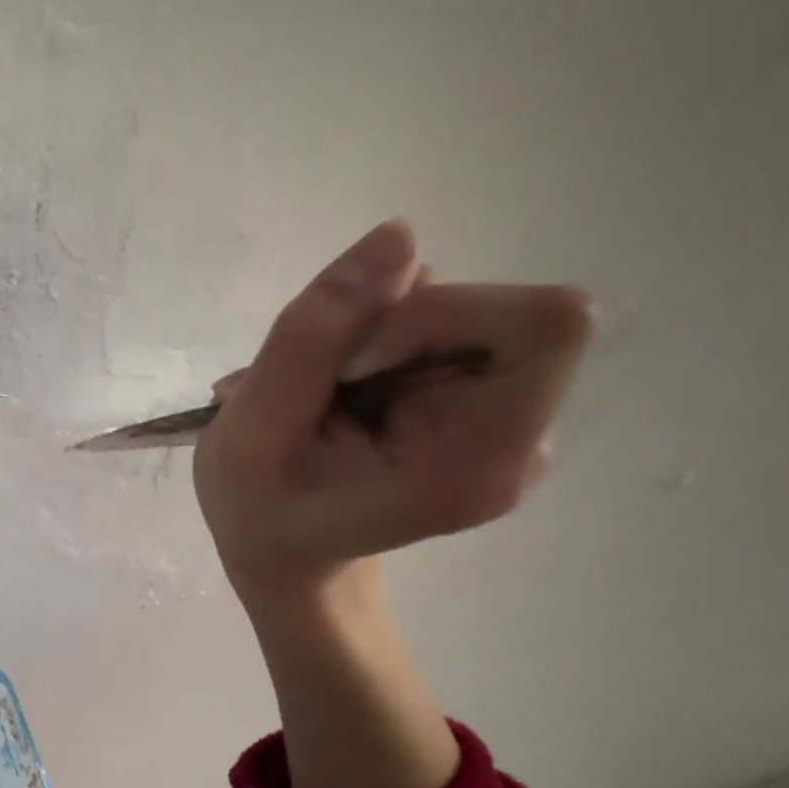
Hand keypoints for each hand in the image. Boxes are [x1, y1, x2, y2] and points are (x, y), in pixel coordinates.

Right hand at [194, 219, 592, 603]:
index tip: (353, 362)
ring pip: (459, 315)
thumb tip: (398, 233)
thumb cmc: (258, 511)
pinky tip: (338, 397)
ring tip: (317, 400)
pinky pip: (445, 331)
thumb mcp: (251, 430)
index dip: (442, 313)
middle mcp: (524, 439)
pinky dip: (382, 348)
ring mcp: (511, 423)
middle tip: (318, 386)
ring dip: (375, 338)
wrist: (285, 553)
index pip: (537, 323)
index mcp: (480, 461)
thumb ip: (312, 336)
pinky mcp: (486, 406)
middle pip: (493, 311)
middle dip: (391, 328)